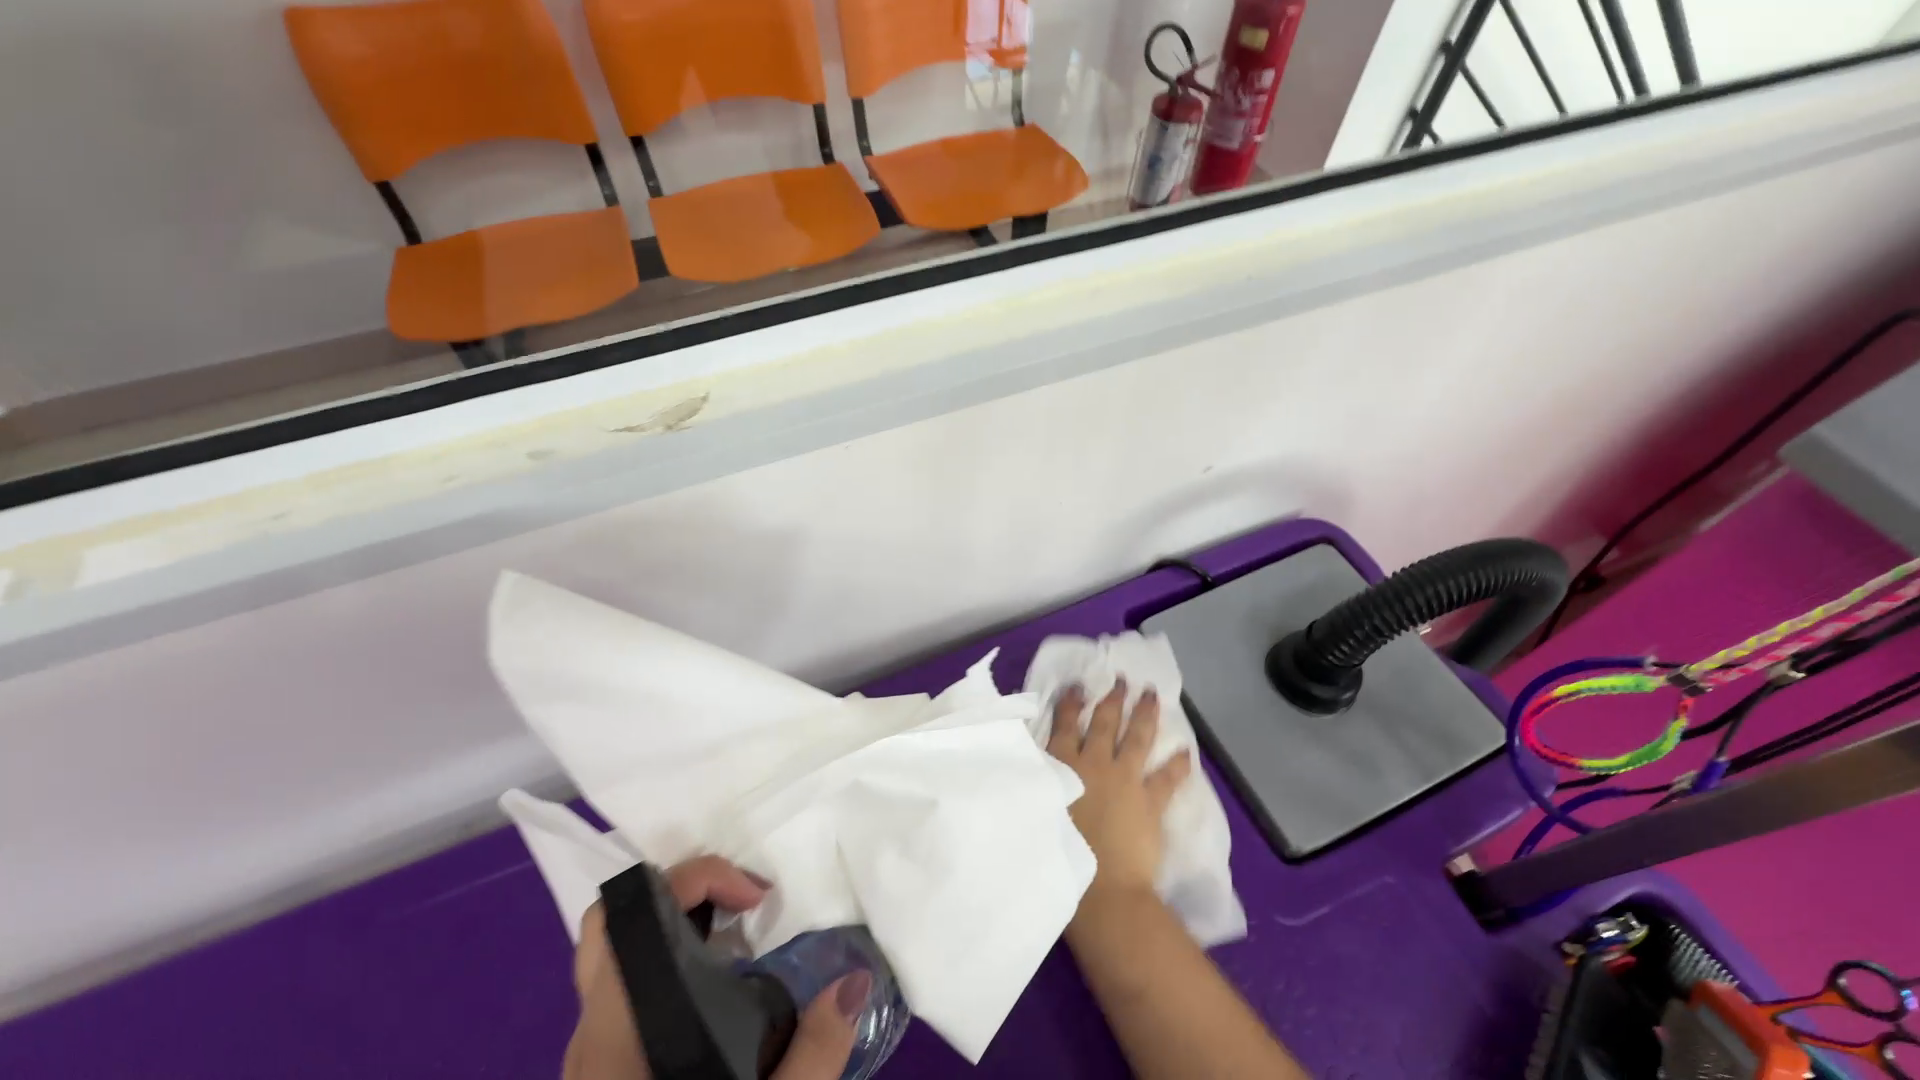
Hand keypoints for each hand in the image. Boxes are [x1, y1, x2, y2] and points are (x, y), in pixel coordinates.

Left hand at [563, 855, 867, 1079]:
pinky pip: (620, 999)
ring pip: (611, 963)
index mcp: (620, 1033)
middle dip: (678, 896)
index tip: (755, 898)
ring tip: (737, 960)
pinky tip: (713, 1017)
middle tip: (742, 913)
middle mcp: (590, 1036)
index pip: (626, 915)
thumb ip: (814, 1053)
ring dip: (671, 938)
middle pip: (609, 927)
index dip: (693, 877)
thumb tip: (853, 982)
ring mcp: (585, 1061)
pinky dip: (663, 976)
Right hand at [1048, 681, 1191, 897]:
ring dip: (1144, 714)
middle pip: (1104, 723)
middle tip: (1121, 680)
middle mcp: (1094, 764)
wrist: (1100, 890)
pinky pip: (1168, 777)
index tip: (1076, 685)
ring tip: (1152, 694)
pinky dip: (1178, 765)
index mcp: (1061, 766)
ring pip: (1137, 738)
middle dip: (1112, 698)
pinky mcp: (1151, 801)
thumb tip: (1031, 770)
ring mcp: (1126, 780)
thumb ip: (1036, 785)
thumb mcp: (1035, 812)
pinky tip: (1186, 752)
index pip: (1063, 725)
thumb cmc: (1057, 855)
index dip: (1070, 702)